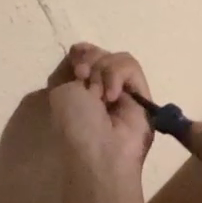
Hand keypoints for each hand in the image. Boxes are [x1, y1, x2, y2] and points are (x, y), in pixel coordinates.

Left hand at [49, 44, 153, 179]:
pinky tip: (113, 96)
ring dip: (104, 72)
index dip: (80, 54)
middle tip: (84, 80)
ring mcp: (121, 90)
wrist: (100, 150)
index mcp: (77, 86)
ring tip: (101, 96)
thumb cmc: (74, 124)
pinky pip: (131, 66)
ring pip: (116, 57)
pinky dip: (118, 76)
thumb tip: (87, 54)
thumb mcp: (60, 89)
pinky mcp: (141, 93)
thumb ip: (73, 64)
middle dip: (91, 62)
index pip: (82, 53)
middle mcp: (99, 86)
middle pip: (100, 52)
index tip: (76, 70)